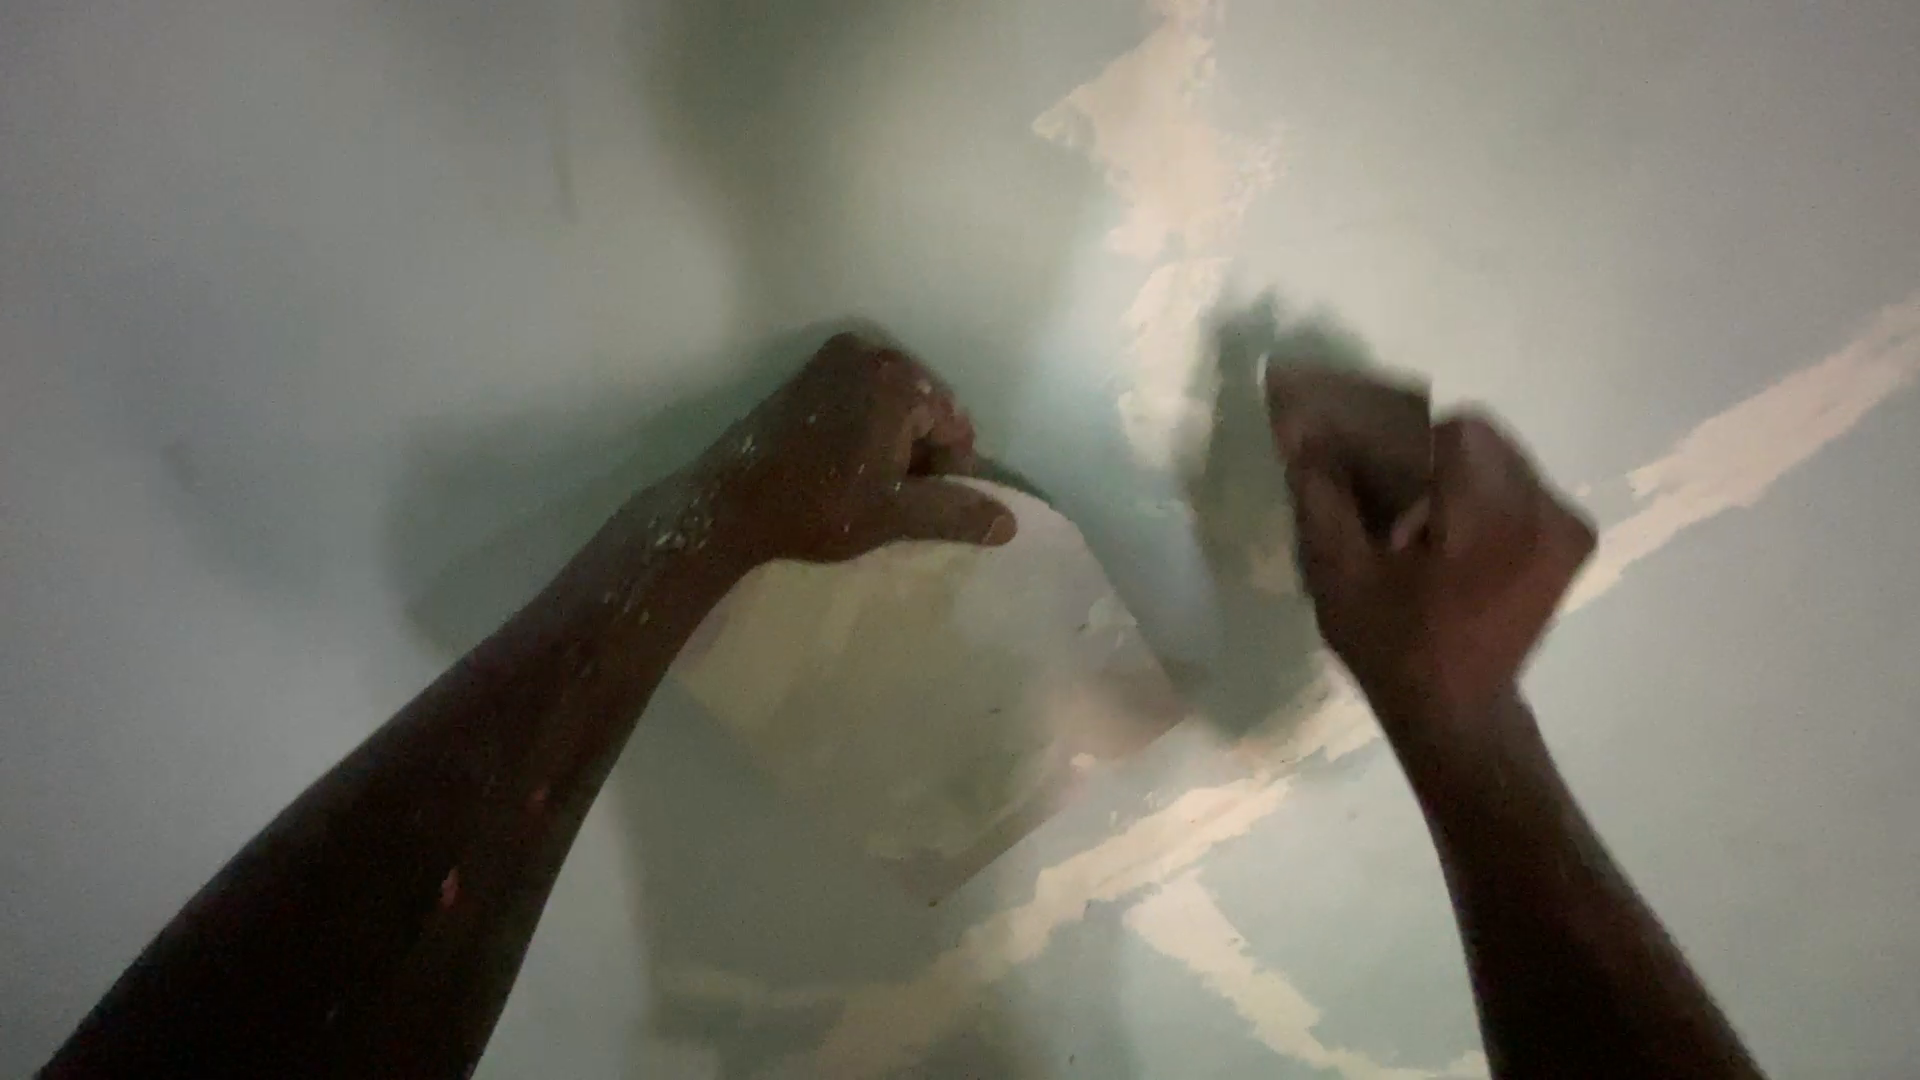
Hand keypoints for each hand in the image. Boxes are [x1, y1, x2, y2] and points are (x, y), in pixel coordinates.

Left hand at [698, 331, 1015, 565]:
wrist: (729, 505)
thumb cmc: (819, 507)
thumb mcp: (895, 515)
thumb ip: (956, 513)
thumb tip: (1009, 524)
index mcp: (897, 379)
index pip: (955, 426)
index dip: (949, 471)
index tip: (922, 505)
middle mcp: (869, 354)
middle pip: (925, 412)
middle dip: (922, 456)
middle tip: (897, 499)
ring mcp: (834, 360)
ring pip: (894, 407)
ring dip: (896, 446)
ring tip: (871, 487)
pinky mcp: (809, 374)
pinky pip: (862, 400)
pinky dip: (868, 431)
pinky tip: (848, 467)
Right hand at [1286, 414, 1595, 728]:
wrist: (1453, 710)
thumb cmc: (1389, 645)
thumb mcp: (1337, 569)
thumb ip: (1320, 492)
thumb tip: (1299, 428)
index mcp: (1494, 519)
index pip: (1444, 430)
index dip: (1389, 432)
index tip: (1352, 457)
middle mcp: (1548, 511)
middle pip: (1474, 437)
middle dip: (1414, 450)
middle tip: (1373, 490)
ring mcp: (1566, 526)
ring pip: (1493, 455)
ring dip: (1440, 468)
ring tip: (1401, 514)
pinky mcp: (1568, 539)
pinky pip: (1511, 481)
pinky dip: (1466, 488)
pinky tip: (1433, 527)